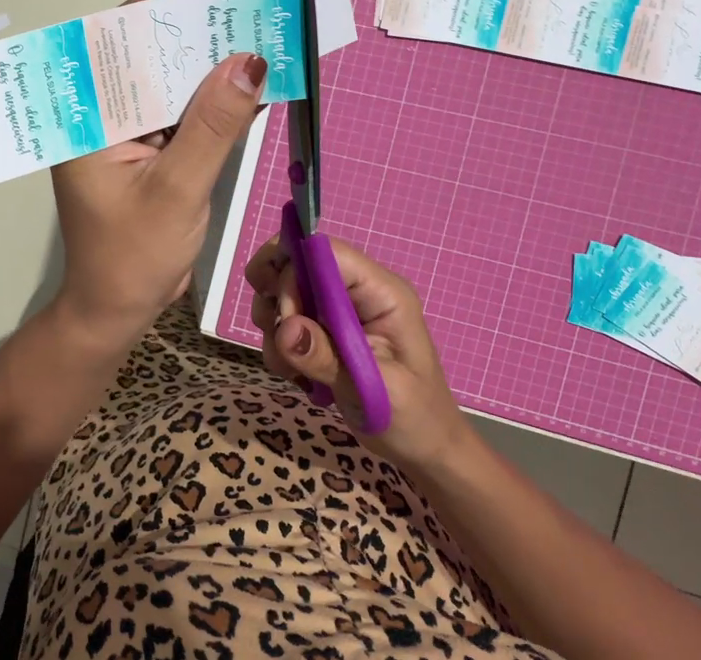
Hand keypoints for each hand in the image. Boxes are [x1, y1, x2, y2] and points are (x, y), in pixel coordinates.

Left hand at [50, 0, 266, 341]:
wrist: (117, 308)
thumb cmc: (133, 255)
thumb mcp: (176, 189)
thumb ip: (211, 126)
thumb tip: (249, 60)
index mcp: (87, 121)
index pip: (114, 48)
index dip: (154, 7)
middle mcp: (100, 119)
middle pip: (143, 59)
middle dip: (188, 29)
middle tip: (237, 0)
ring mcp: (124, 135)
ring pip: (166, 85)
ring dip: (205, 62)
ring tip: (251, 28)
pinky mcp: (147, 153)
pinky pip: (179, 114)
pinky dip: (210, 99)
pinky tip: (246, 80)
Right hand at [246, 236, 472, 471]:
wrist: (425, 449)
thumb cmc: (414, 418)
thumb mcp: (373, 391)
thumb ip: (326, 358)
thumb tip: (284, 328)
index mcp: (381, 293)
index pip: (325, 252)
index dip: (293, 273)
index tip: (282, 316)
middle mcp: (356, 291)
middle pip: (295, 264)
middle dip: (276, 300)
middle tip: (282, 342)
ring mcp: (338, 309)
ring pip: (282, 292)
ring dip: (274, 328)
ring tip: (292, 369)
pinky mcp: (324, 328)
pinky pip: (284, 320)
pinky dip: (279, 345)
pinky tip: (296, 375)